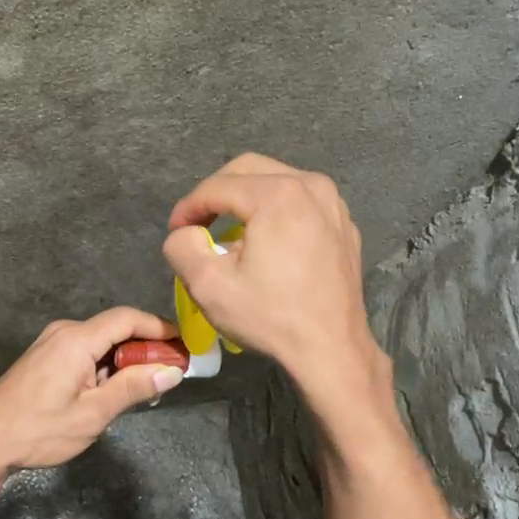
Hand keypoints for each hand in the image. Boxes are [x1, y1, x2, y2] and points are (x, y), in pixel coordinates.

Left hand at [0, 308, 182, 475]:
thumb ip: (133, 388)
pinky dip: (103, 367)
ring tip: (145, 389)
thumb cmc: (40, 430)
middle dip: (144, 349)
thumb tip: (171, 371)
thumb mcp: (93, 414)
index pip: (127, 318)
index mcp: (76, 339)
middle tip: (170, 374)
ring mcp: (49, 344)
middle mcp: (63, 332)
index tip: (184, 345)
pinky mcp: (42, 359)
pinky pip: (83, 353)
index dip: (160, 329)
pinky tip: (113, 392)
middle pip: (114, 329)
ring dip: (123, 361)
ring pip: (99, 343)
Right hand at [163, 153, 381, 380]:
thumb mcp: (209, 286)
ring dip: (247, 201)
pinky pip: (302, 203)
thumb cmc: (269, 316)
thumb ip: (182, 248)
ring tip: (230, 235)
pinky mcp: (343, 225)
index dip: (188, 206)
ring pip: (278, 182)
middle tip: (197, 225)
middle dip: (216, 194)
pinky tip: (267, 245)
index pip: (217, 186)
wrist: (330, 347)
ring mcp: (333, 204)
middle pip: (248, 170)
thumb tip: (184, 234)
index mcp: (276, 195)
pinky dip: (277, 213)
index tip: (175, 232)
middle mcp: (310, 186)